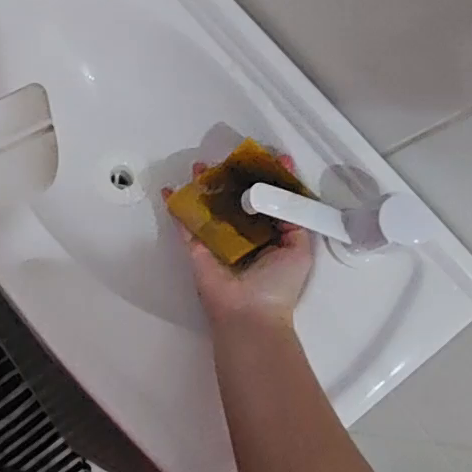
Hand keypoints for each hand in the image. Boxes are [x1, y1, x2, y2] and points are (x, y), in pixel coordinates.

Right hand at [164, 160, 315, 332]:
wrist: (249, 313)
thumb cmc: (277, 286)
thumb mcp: (300, 250)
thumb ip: (295, 222)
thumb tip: (286, 196)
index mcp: (269, 235)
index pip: (270, 201)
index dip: (273, 179)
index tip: (277, 158)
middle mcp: (243, 234)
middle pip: (237, 197)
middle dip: (234, 176)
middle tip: (232, 158)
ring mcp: (217, 239)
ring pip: (210, 204)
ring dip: (204, 184)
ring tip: (201, 166)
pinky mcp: (196, 246)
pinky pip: (184, 222)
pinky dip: (176, 206)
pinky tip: (171, 190)